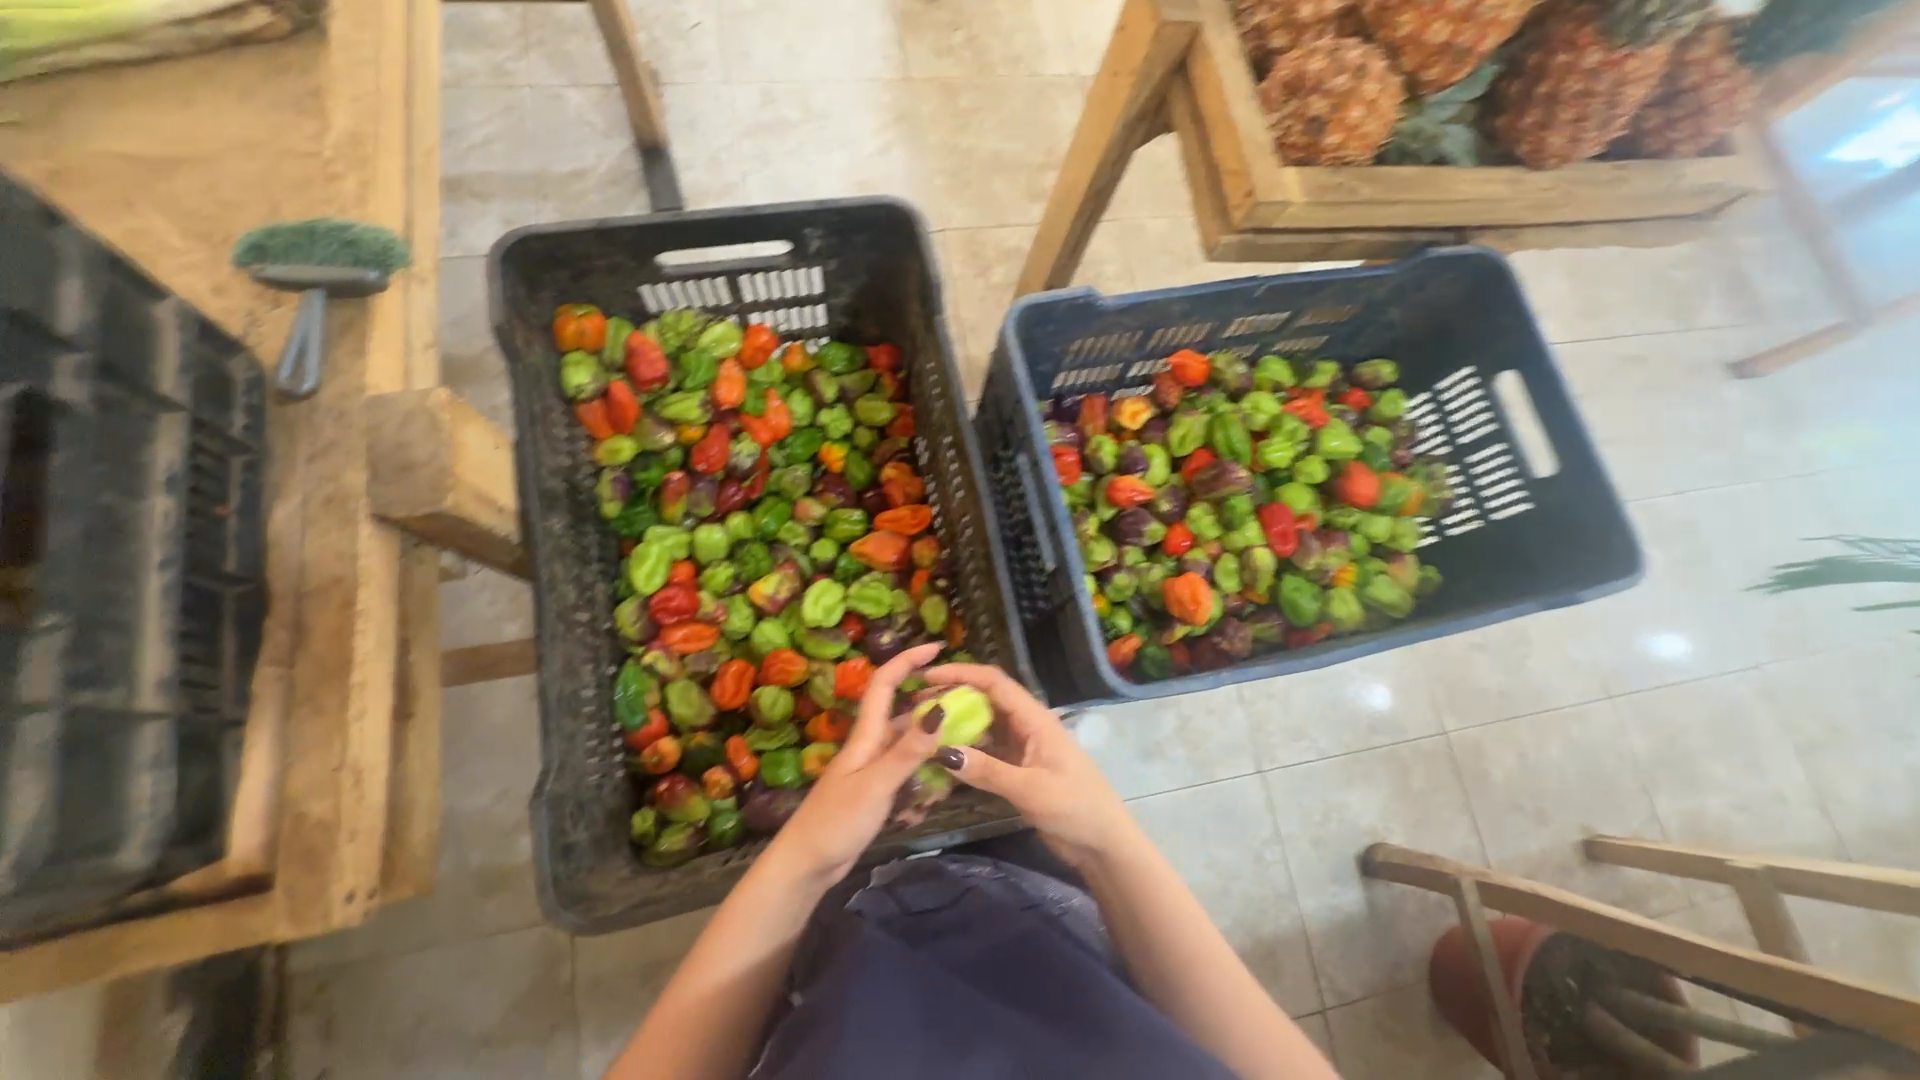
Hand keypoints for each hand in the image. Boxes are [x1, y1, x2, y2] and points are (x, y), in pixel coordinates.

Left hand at [761, 643, 945, 885]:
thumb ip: (907, 751)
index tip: (937, 647)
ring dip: (931, 730)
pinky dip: (925, 762)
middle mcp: (869, 745)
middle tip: (966, 696)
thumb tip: (939, 710)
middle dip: (929, 694)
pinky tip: (944, 770)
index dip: (907, 660)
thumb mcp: (876, 785)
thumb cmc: (836, 822)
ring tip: (966, 730)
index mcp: (865, 736)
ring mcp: (871, 768)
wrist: (806, 864)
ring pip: (906, 739)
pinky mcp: (874, 791)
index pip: (885, 684)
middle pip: (900, 709)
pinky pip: (905, 765)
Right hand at [922, 664, 1136, 869]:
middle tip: (916, 706)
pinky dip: (967, 751)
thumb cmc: (1075, 809)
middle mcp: (1028, 726)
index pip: (994, 683)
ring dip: (957, 724)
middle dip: (953, 697)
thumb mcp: (1030, 789)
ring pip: (985, 726)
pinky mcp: (1020, 770)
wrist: (1103, 844)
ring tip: (922, 729)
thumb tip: (942, 751)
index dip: (961, 674)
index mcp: (1035, 719)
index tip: (927, 677)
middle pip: (986, 700)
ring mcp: (1024, 748)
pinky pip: (988, 751)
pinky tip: (943, 758)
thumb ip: (987, 771)